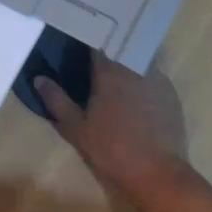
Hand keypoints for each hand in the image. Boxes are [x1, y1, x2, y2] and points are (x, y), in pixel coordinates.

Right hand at [35, 52, 190, 195]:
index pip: (97, 41)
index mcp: (109, 70)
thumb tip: (39, 79)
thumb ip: (56, 100)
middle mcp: (135, 66)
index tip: (77, 39)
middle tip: (95, 55)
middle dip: (108, 46)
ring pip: (139, 58)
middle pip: (120, 46)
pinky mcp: (171, 94)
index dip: (87, 38)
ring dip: (127, 60)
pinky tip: (136, 93)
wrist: (158, 174)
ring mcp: (157, 79)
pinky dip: (143, 77)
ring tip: (116, 70)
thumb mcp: (76, 128)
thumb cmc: (112, 149)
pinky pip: (153, 75)